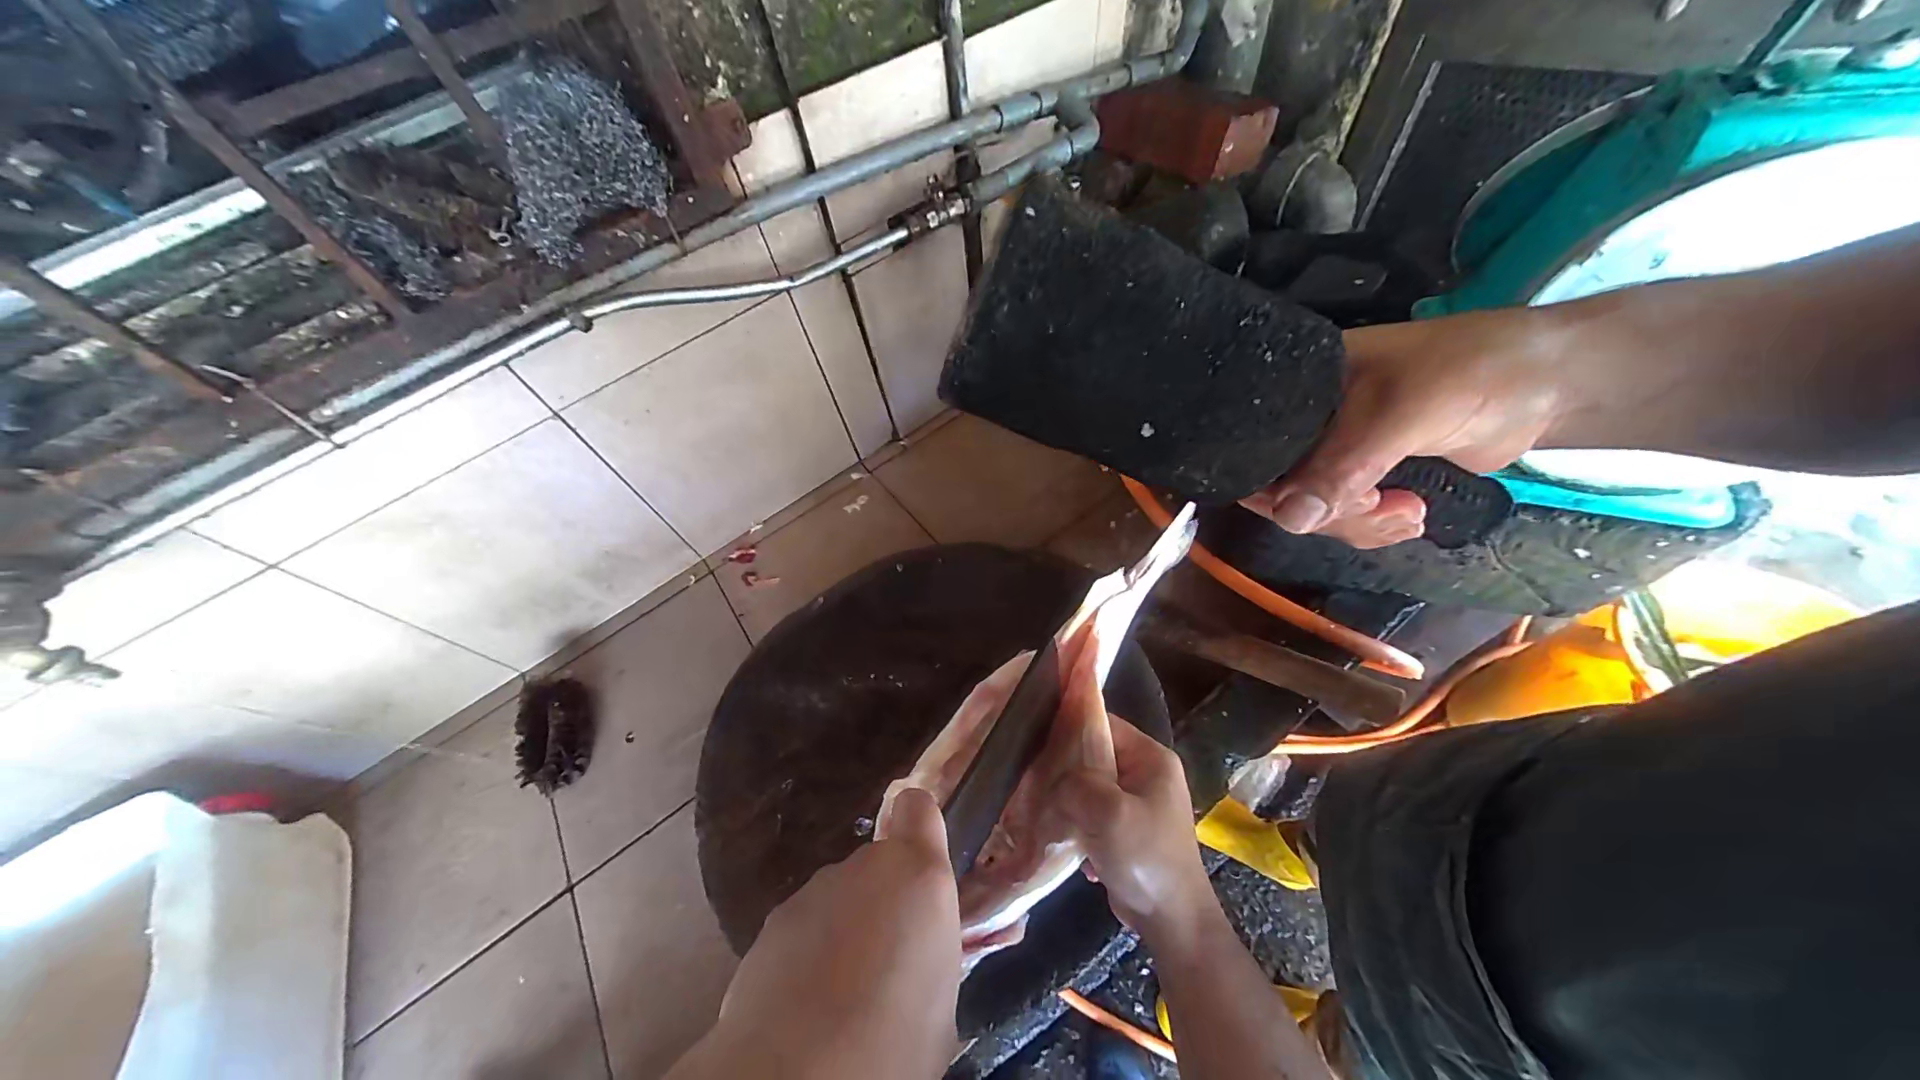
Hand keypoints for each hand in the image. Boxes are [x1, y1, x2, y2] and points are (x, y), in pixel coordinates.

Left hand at [668, 787, 960, 1079]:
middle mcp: (865, 867)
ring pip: (841, 895)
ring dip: (847, 926)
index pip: (918, 808)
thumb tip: (920, 961)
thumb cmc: (897, 1039)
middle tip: (888, 959)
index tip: (922, 864)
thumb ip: (932, 953)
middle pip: (879, 863)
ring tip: (843, 990)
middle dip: (885, 899)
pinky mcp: (772, 921)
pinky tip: (806, 1002)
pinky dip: (810, 950)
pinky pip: (806, 924)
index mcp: (919, 875)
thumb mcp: (943, 999)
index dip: (920, 827)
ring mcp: (815, 890)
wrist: (798, 1073)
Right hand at [1047, 656, 1211, 935]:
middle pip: (1093, 755)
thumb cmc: (1146, 858)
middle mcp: (1146, 773)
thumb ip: (1074, 784)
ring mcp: (1138, 803)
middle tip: (1034, 781)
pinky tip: (1067, 842)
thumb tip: (1053, 783)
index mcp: (1151, 757)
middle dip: (1064, 770)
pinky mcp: (1128, 829)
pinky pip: (1092, 813)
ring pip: (1089, 786)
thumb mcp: (1107, 812)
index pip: (1103, 722)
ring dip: (1068, 801)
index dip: (1069, 727)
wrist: (1173, 923)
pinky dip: (1077, 824)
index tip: (1035, 739)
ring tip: (1045, 812)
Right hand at [1241, 306, 1575, 548]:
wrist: (1553, 384)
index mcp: (1299, 388)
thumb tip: (1289, 520)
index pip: (1253, 446)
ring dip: (1356, 523)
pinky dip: (1374, 526)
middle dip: (1326, 510)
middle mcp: (1308, 420)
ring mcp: (1337, 447)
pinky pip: (1345, 513)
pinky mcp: (1366, 471)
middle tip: (1372, 505)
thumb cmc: (1473, 374)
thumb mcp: (1402, 417)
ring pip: (1313, 507)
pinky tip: (1410, 516)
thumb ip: (1343, 467)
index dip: (1267, 484)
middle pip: (1280, 486)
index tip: (1307, 504)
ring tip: (1407, 513)